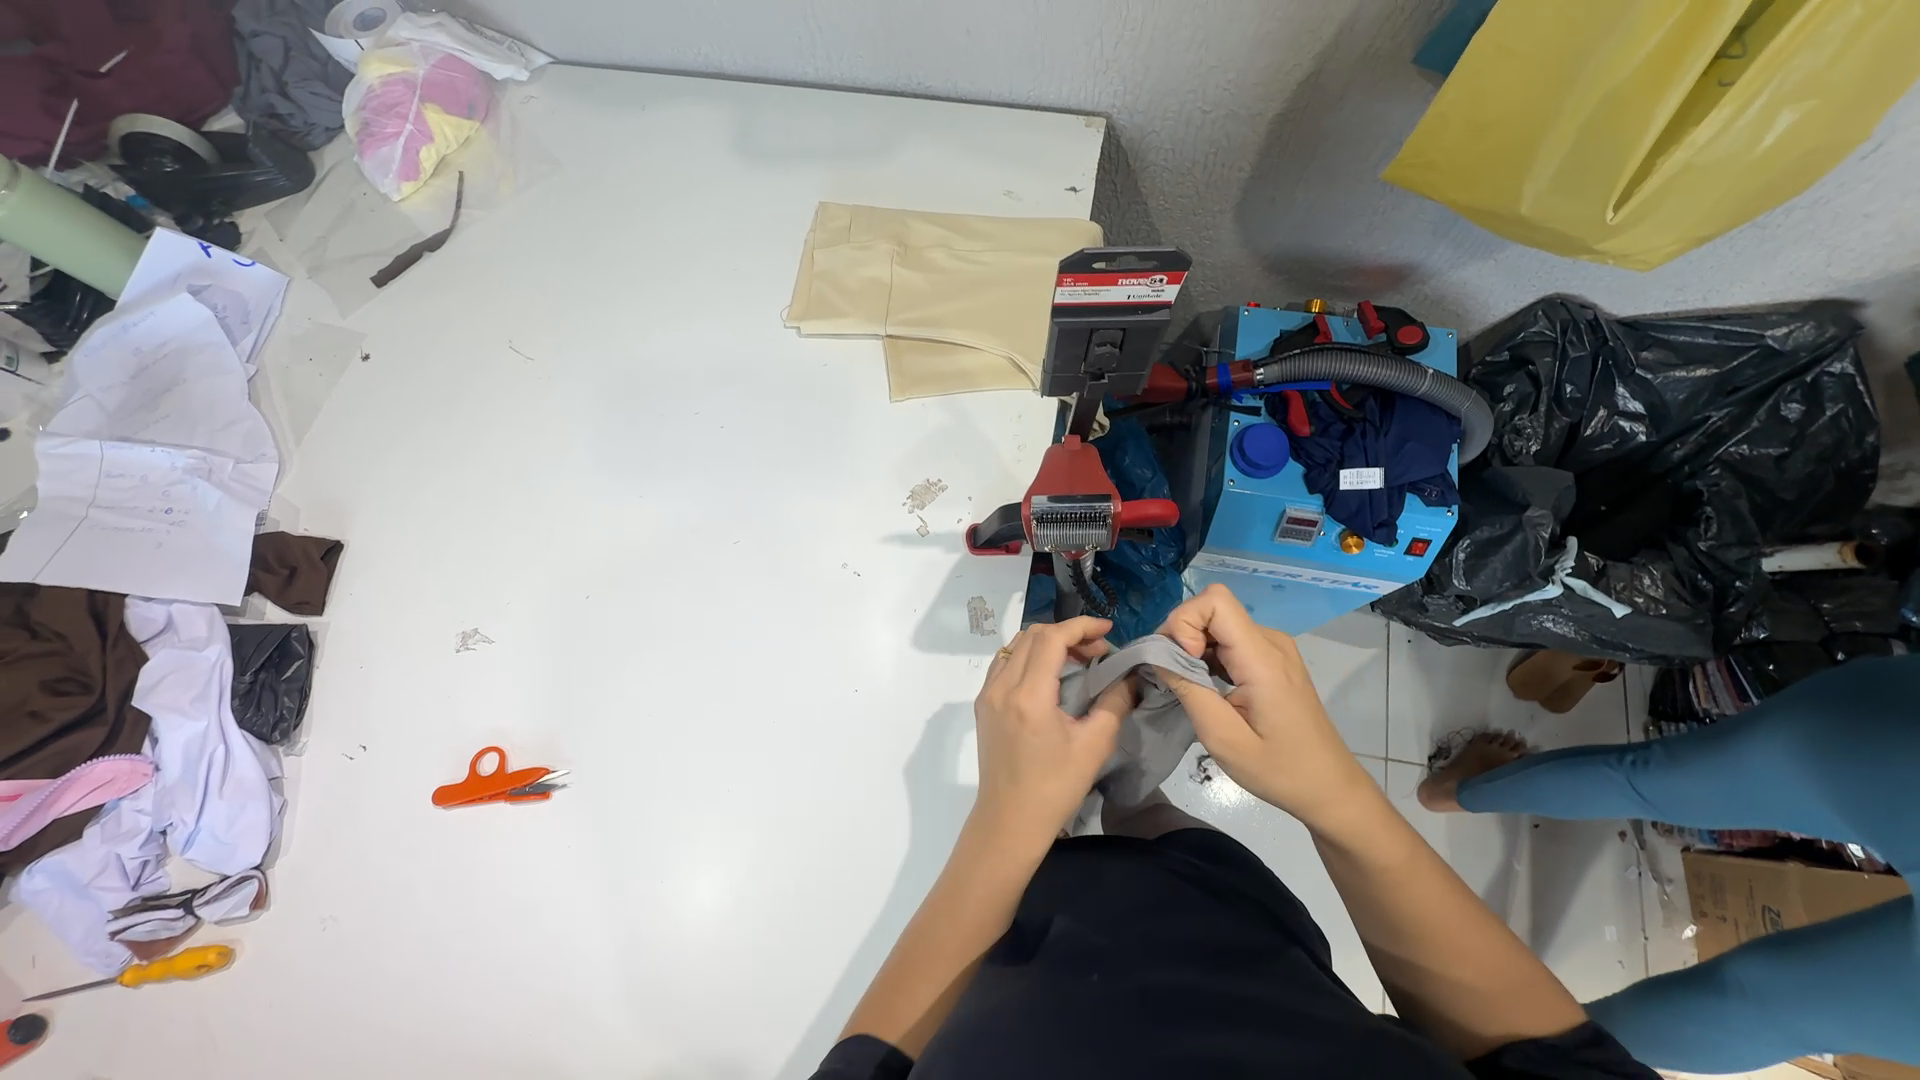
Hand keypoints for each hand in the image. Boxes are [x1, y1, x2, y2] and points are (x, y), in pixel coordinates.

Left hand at [972, 617, 1138, 841]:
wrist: (1010, 820)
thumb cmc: (1055, 788)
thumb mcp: (1094, 746)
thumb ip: (1114, 703)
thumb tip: (1130, 676)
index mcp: (1029, 696)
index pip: (1052, 638)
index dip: (1081, 626)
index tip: (1108, 631)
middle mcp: (1002, 687)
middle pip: (1033, 635)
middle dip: (1068, 634)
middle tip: (1098, 652)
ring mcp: (988, 694)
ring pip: (1017, 646)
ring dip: (1048, 643)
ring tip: (1077, 660)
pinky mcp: (983, 705)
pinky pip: (1005, 663)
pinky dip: (1029, 657)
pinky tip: (1050, 675)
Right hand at [1154, 585, 1374, 825]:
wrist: (1328, 787)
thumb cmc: (1278, 770)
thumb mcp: (1222, 737)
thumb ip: (1187, 688)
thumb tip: (1156, 654)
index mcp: (1262, 657)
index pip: (1214, 601)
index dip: (1186, 623)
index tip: (1184, 663)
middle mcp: (1271, 641)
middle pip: (1212, 609)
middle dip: (1182, 636)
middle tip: (1178, 681)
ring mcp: (1274, 648)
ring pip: (1218, 623)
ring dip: (1194, 648)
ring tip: (1193, 689)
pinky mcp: (1273, 659)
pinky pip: (1231, 639)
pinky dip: (1209, 656)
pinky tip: (1210, 689)